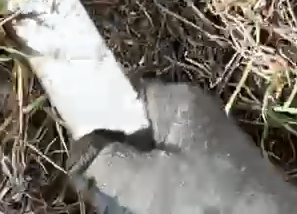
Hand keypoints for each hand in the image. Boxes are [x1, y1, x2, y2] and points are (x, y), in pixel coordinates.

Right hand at [78, 82, 296, 213]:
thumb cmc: (205, 200)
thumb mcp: (144, 182)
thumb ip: (105, 161)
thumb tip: (80, 149)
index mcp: (177, 102)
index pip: (125, 95)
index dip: (99, 120)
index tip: (82, 151)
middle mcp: (193, 117)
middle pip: (137, 134)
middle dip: (116, 164)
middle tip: (103, 193)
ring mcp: (206, 149)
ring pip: (153, 164)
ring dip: (135, 189)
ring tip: (130, 206)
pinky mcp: (215, 179)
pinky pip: (172, 181)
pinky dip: (158, 199)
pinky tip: (150, 210)